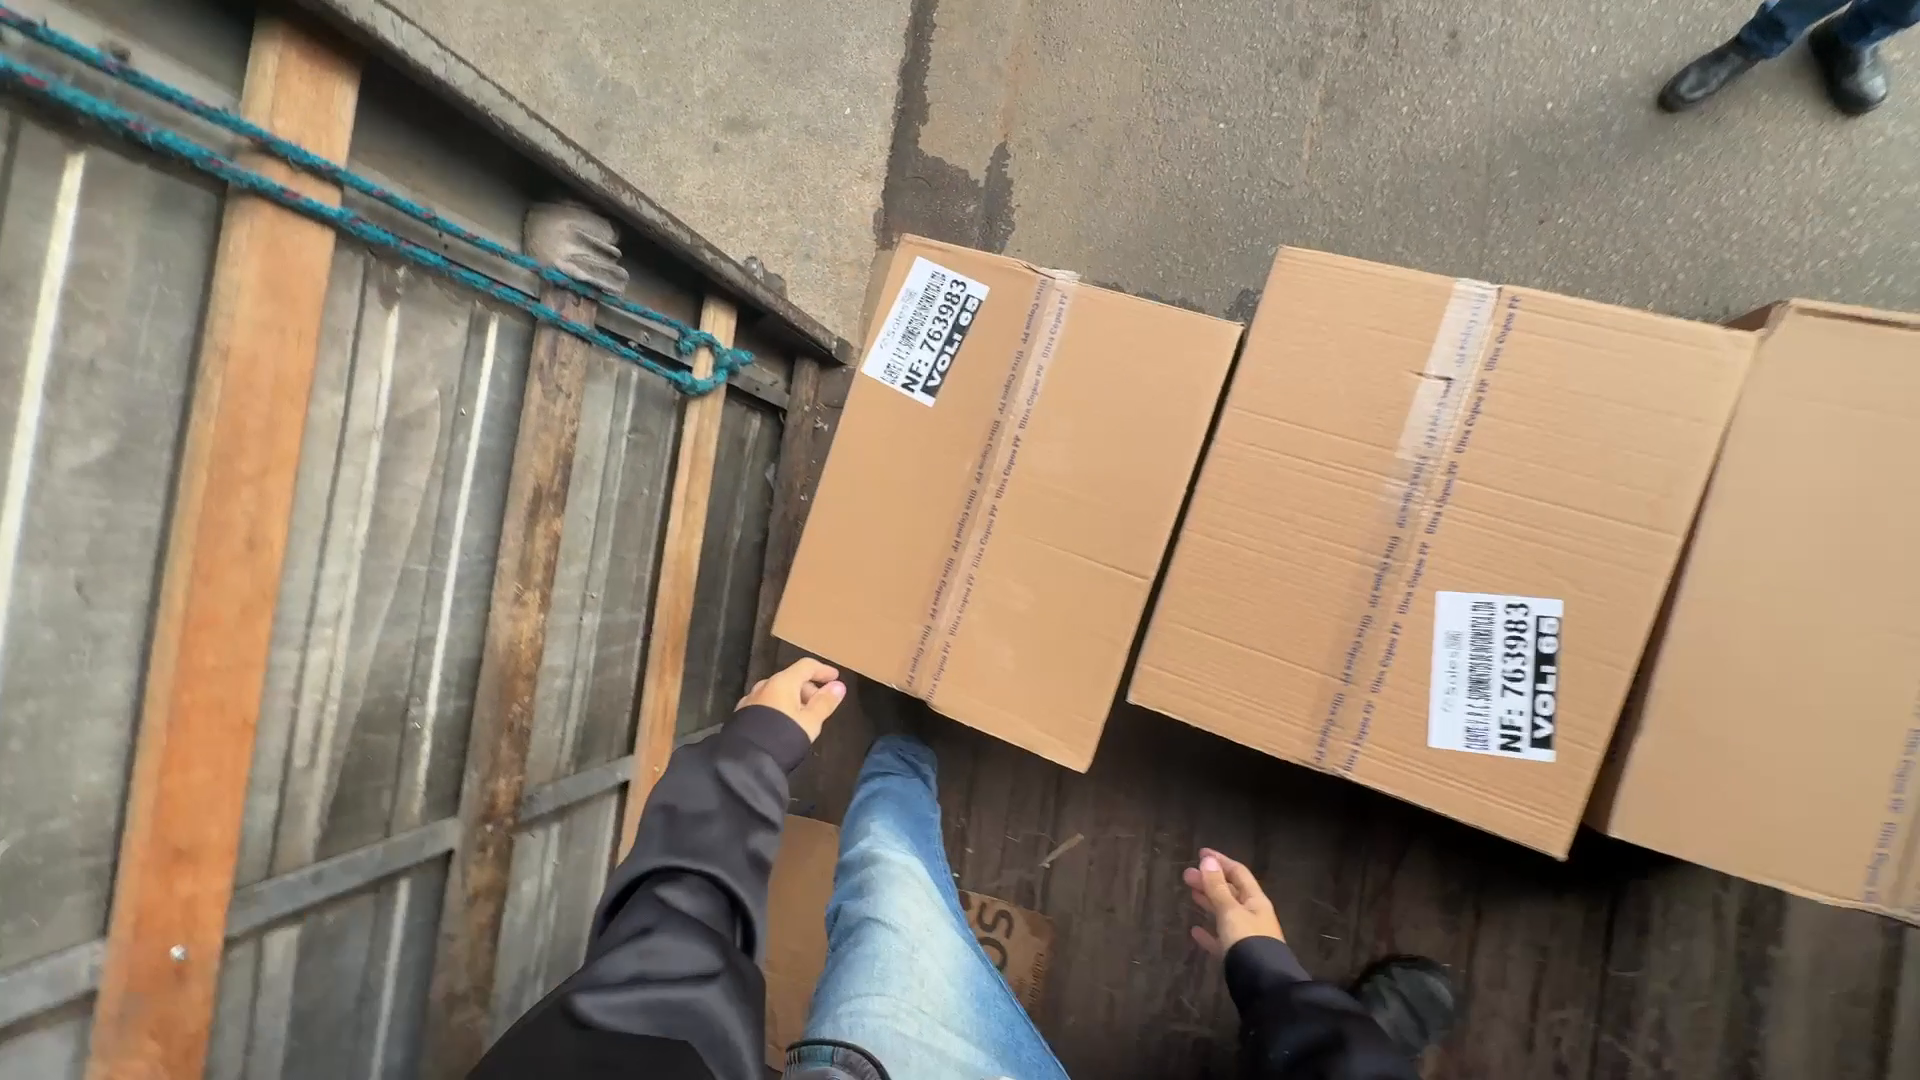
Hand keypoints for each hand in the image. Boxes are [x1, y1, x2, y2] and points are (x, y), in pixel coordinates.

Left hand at [737, 657, 845, 741]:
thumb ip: (825, 702)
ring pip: (778, 691)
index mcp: (783, 682)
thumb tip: (839, 686)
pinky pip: (767, 703)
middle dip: (809, 689)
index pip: (806, 666)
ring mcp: (751, 698)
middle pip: (792, 678)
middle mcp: (765, 685)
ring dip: (794, 699)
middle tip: (820, 705)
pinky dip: (779, 707)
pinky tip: (783, 723)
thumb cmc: (784, 737)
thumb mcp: (811, 721)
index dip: (823, 670)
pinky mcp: (742, 713)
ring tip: (803, 717)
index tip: (835, 678)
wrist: (747, 760)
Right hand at [1183, 847, 1283, 956]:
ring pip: (1225, 913)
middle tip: (1186, 875)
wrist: (1262, 986)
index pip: (1238, 873)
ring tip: (1191, 893)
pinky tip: (1195, 931)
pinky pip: (1221, 938)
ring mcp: (1246, 936)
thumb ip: (1217, 887)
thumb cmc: (1247, 941)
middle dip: (1209, 881)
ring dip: (1208, 901)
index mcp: (1255, 901)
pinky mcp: (1238, 956)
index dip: (1220, 861)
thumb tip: (1207, 860)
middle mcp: (1253, 915)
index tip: (1200, 853)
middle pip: (1230, 892)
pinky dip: (1209, 932)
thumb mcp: (1230, 910)